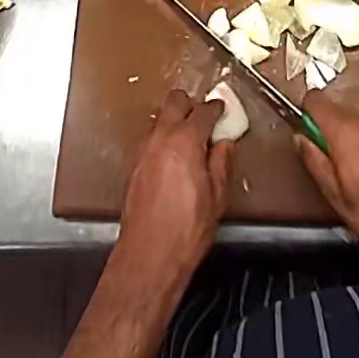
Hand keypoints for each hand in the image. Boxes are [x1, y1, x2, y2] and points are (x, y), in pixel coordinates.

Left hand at [117, 90, 232, 275]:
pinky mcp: (133, 165)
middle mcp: (161, 137)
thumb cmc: (186, 230)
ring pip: (160, 118)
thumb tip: (225, 144)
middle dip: (191, 104)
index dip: (216, 109)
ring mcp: (143, 149)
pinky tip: (173, 159)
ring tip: (189, 141)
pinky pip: (150, 138)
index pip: (204, 110)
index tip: (222, 111)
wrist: (148, 257)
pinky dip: (162, 139)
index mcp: (186, 140)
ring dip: (174, 121)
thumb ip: (222, 163)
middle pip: (175, 101)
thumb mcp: (217, 196)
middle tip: (204, 119)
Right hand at [294, 91, 358, 279]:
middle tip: (330, 172)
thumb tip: (300, 139)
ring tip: (354, 184)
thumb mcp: (339, 200)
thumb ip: (316, 164)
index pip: (315, 99)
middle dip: (326, 135)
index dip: (304, 114)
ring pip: (355, 127)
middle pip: (335, 113)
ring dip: (348, 145)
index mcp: (345, 132)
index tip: (304, 137)